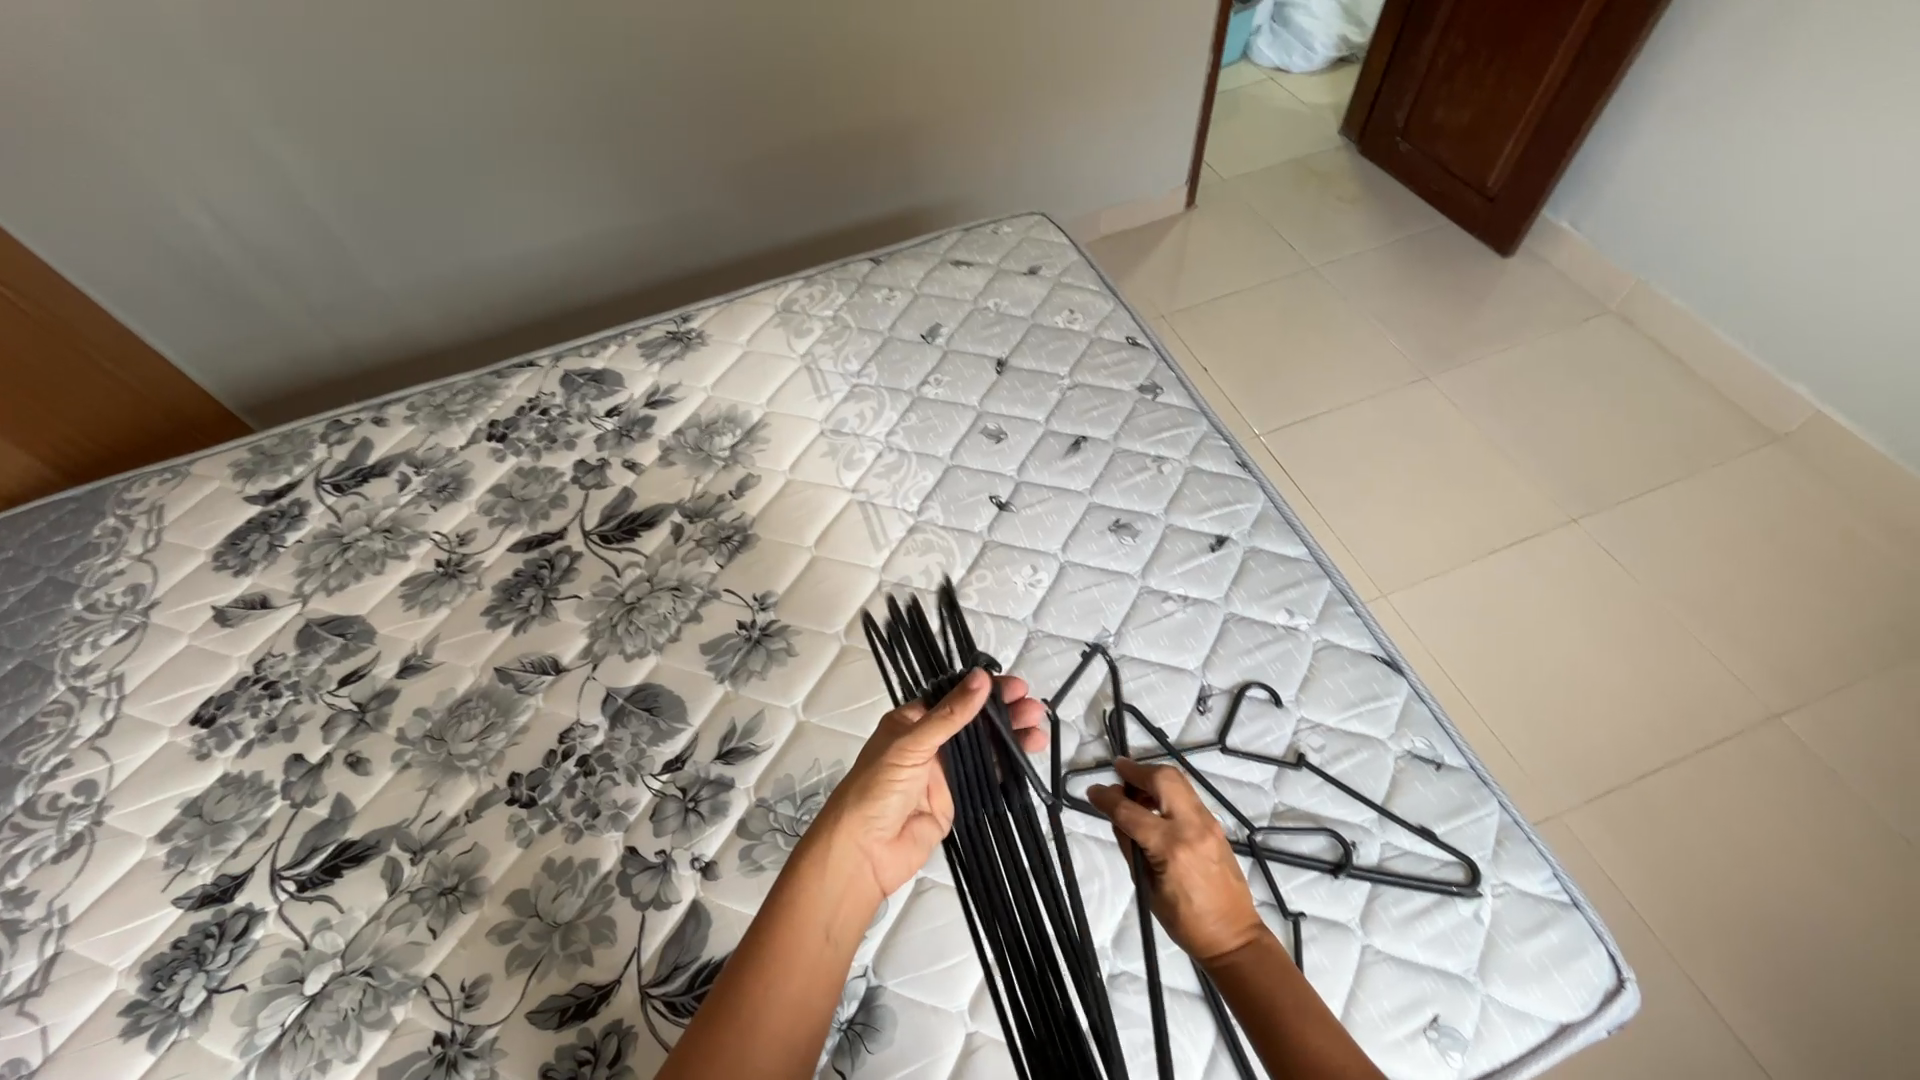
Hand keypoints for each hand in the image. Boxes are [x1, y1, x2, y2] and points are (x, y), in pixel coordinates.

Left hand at [810, 668, 1048, 899]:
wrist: (864, 851)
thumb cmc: (877, 789)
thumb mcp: (911, 744)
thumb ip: (950, 715)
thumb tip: (982, 677)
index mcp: (912, 722)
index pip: (955, 697)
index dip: (985, 691)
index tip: (1016, 687)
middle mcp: (929, 743)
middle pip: (974, 722)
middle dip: (1005, 714)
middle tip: (1035, 709)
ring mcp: (944, 772)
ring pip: (984, 749)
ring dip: (1011, 739)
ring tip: (1039, 731)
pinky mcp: (957, 799)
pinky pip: (986, 778)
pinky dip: (1008, 767)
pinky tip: (1028, 756)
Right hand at [1087, 758, 1267, 964]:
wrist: (1232, 934)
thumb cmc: (1184, 920)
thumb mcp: (1146, 886)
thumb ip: (1130, 845)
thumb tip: (1116, 814)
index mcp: (1171, 848)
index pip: (1130, 812)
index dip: (1106, 798)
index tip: (1092, 791)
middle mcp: (1192, 826)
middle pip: (1163, 779)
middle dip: (1136, 770)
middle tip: (1118, 770)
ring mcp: (1208, 823)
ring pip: (1178, 781)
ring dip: (1153, 777)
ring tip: (1134, 789)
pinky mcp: (1216, 825)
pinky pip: (1188, 795)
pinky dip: (1167, 790)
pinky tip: (1154, 803)